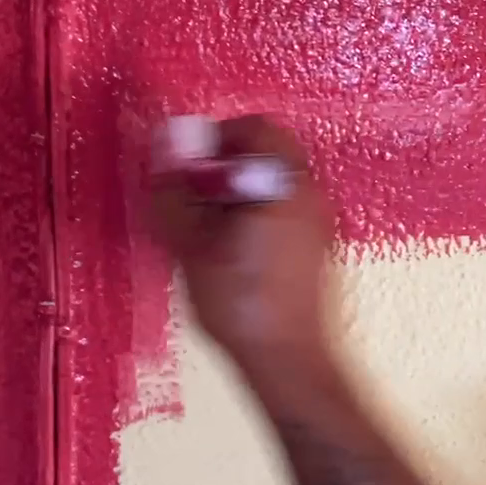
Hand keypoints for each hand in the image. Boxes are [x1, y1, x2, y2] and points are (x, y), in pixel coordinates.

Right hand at [150, 115, 336, 372]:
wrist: (286, 358)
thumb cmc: (243, 304)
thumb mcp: (190, 242)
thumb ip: (175, 188)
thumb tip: (165, 147)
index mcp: (285, 184)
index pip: (257, 127)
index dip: (217, 137)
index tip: (192, 162)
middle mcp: (311, 195)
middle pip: (270, 151)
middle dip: (228, 163)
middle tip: (196, 192)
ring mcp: (320, 221)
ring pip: (278, 181)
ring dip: (242, 189)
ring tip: (210, 224)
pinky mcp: (318, 246)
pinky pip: (287, 208)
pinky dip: (259, 212)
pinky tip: (233, 248)